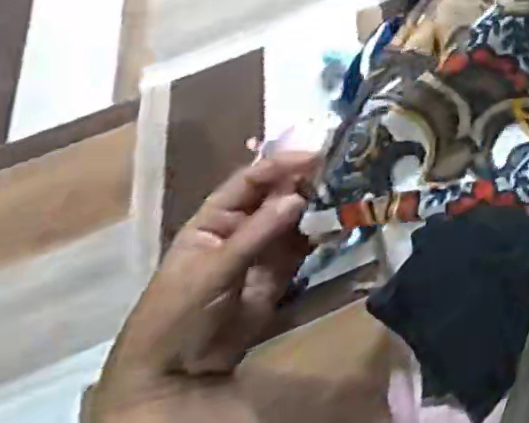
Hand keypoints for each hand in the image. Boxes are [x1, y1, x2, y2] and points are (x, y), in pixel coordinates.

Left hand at [87, 152, 318, 422]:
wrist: (176, 374)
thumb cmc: (176, 317)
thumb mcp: (210, 274)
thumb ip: (255, 235)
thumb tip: (298, 196)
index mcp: (215, 220)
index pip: (251, 180)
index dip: (281, 163)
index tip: (316, 154)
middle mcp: (243, 225)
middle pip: (280, 192)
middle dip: (309, 178)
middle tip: (344, 164)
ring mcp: (266, 246)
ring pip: (299, 212)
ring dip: (322, 199)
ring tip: (352, 185)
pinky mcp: (285, 267)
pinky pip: (309, 239)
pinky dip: (327, 226)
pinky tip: (344, 216)